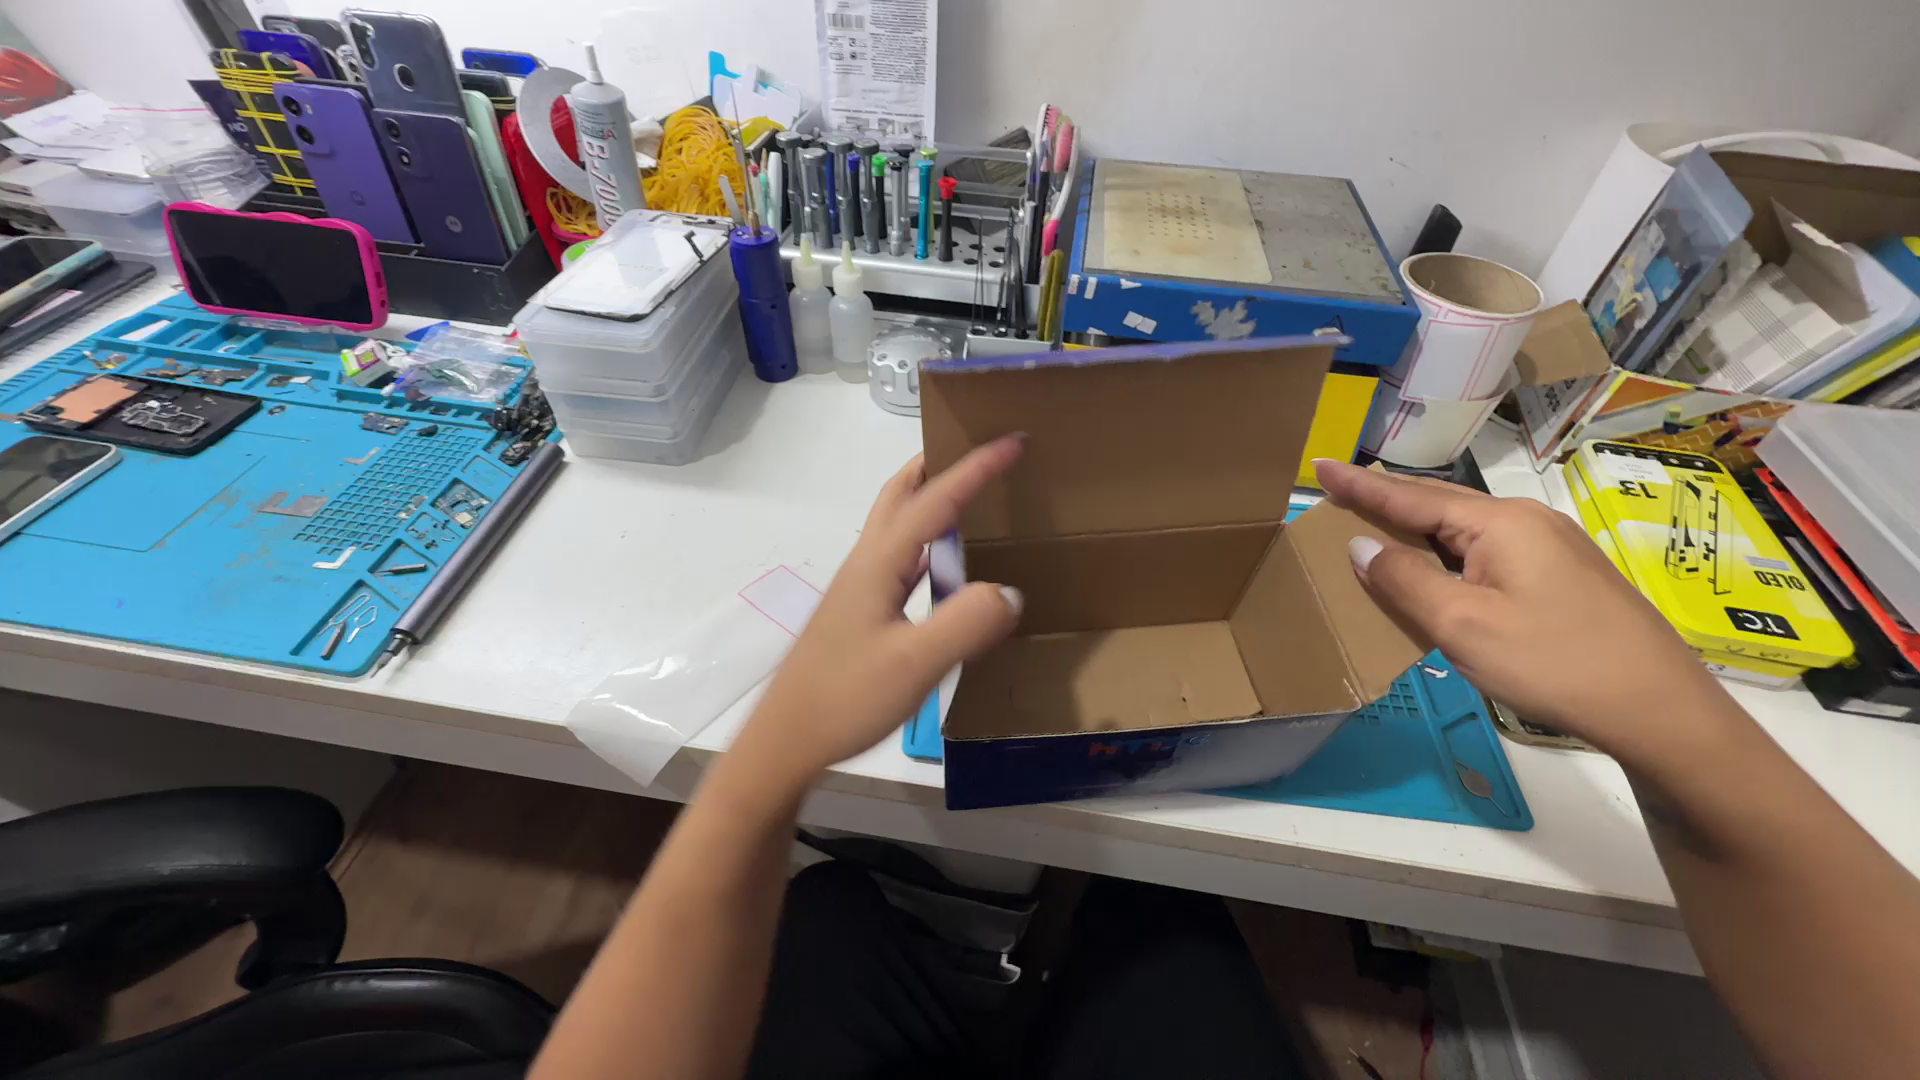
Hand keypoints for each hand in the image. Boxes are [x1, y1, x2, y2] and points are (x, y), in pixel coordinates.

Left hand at [735, 437, 1026, 783]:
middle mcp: (865, 564)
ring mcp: (858, 589)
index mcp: (878, 563)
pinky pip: (898, 559)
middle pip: (899, 496)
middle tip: (976, 449)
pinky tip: (943, 569)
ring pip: (896, 525)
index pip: (934, 501)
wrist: (785, 741)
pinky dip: (925, 542)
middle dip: (937, 465)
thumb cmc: (845, 699)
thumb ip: (965, 624)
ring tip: (969, 497)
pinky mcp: (858, 614)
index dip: (975, 468)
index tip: (1012, 440)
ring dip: (929, 499)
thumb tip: (1010, 591)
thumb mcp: (914, 665)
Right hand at [1313, 458, 1734, 751]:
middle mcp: (1525, 521)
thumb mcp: (1461, 623)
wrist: (1659, 709)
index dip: (1360, 484)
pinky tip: (1433, 566)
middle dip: (1385, 498)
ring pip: (1462, 529)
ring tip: (1374, 524)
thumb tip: (1361, 544)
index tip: (1319, 464)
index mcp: (1498, 524)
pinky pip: (1484, 550)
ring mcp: (1550, 546)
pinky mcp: (1561, 575)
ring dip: (1415, 527)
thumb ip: (1405, 579)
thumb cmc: (1550, 661)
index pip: (1409, 497)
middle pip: (1438, 504)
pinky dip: (1444, 551)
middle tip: (1339, 491)